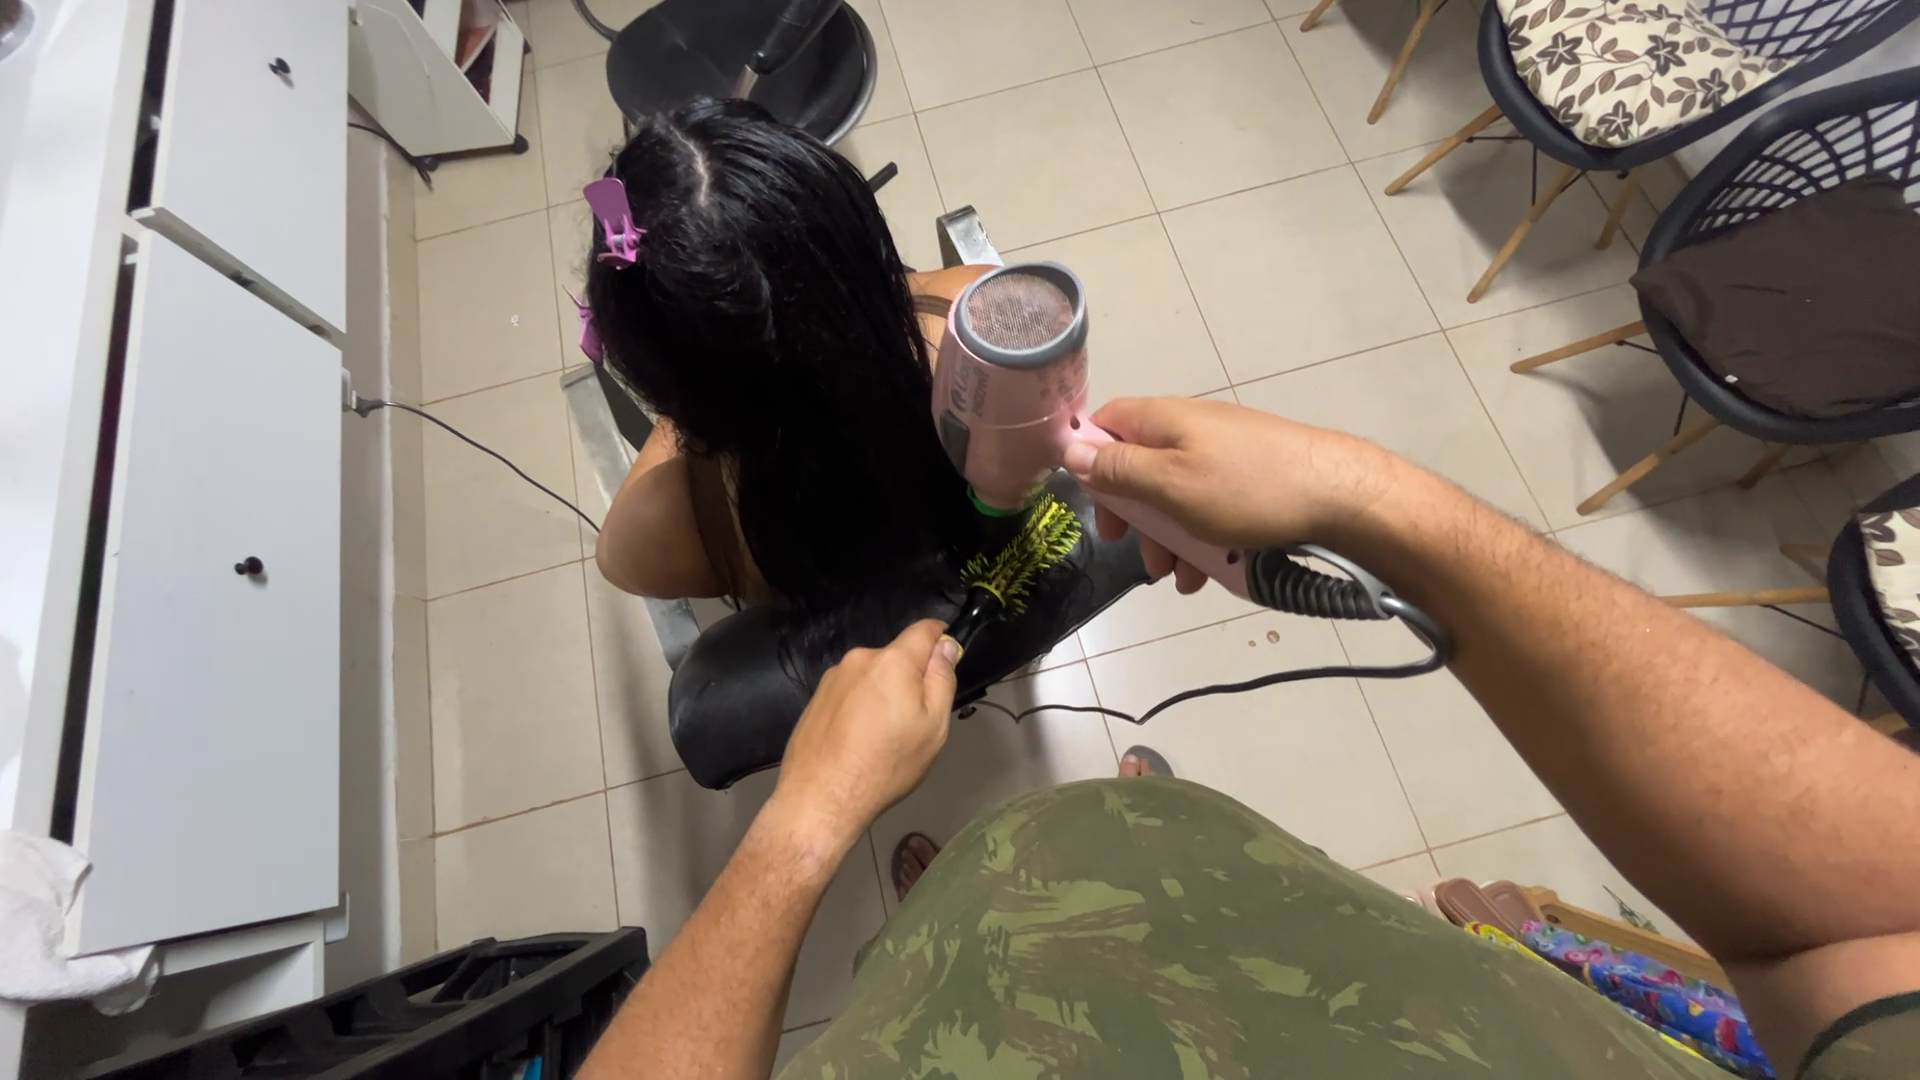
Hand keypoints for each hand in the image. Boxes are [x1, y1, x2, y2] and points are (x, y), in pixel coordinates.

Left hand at [770, 619, 959, 852]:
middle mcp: (859, 659)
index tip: (947, 659)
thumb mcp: (932, 726)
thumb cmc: (886, 764)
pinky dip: (859, 707)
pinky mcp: (815, 698)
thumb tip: (946, 646)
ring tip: (881, 736)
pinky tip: (856, 741)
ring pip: (872, 676)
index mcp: (892, 660)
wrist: (820, 799)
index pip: (924, 629)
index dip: (941, 638)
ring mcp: (833, 678)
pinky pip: (850, 692)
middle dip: (910, 677)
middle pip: (896, 656)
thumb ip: (941, 679)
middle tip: (913, 719)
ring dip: (882, 693)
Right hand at [1062, 397, 1401, 591]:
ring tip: (1176, 575)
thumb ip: (1118, 468)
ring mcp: (1224, 455)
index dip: (1091, 459)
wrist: (1345, 498)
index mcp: (1164, 419)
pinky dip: (1200, 539)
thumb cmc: (1246, 490)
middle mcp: (1191, 429)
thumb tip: (1072, 450)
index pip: (1108, 422)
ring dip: (1166, 537)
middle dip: (1133, 515)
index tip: (1092, 502)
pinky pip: (1209, 509)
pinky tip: (1207, 573)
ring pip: (1174, 496)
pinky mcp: (1251, 481)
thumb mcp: (1169, 484)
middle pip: (1139, 467)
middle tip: (1132, 548)